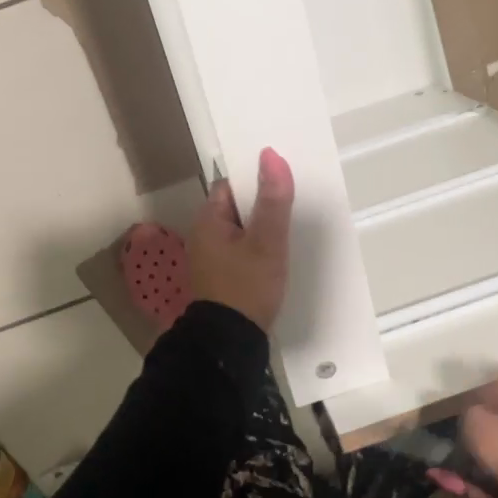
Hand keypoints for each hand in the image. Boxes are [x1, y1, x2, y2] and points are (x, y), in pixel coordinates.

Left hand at [188, 148, 294, 332]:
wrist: (230, 343)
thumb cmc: (246, 287)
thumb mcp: (266, 241)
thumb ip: (272, 199)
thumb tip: (270, 154)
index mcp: (207, 220)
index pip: (230, 185)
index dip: (254, 179)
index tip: (282, 180)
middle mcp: (204, 235)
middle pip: (236, 206)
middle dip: (261, 204)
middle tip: (293, 203)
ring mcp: (211, 258)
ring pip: (241, 230)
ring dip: (261, 227)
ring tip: (291, 225)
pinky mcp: (222, 277)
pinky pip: (241, 250)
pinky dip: (258, 247)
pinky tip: (277, 254)